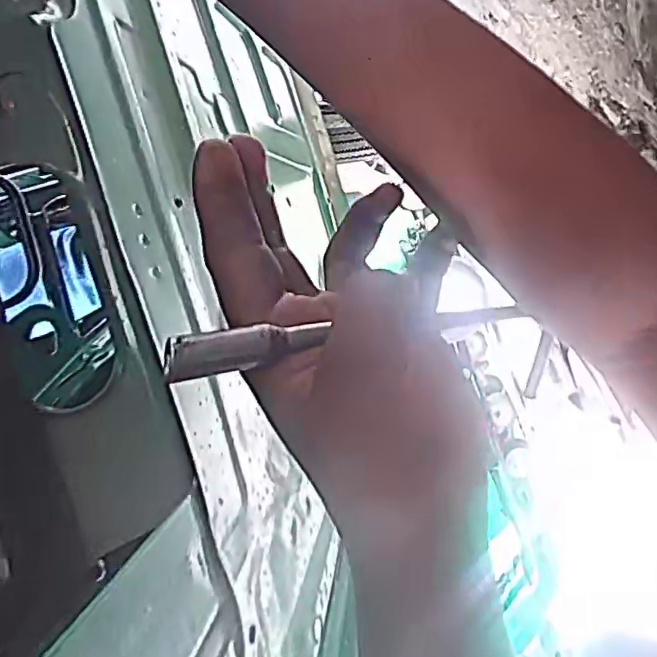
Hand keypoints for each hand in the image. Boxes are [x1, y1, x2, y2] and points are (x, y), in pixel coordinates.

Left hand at [191, 137, 489, 557]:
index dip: (221, 204)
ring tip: (381, 194)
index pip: (235, 263)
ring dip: (361, 221)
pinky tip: (440, 238)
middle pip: (273, 250)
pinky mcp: (401, 335)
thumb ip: (359, 323)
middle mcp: (309, 332)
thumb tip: (358, 282)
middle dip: (258, 198)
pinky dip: (422, 254)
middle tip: (245, 151)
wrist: (435, 505)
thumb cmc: (386, 469)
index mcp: (277, 348)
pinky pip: (407, 279)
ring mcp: (357, 332)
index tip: (216, 156)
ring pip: (344, 258)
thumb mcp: (362, 389)